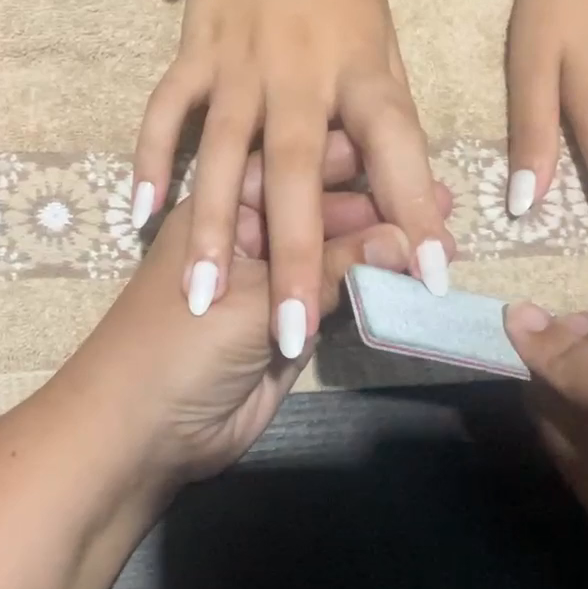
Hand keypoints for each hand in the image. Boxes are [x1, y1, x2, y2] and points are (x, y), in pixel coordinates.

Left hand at [80, 134, 452, 479]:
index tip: (408, 156)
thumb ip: (332, 267)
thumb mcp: (256, 297)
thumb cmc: (182, 341)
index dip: (352, 164)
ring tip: (444, 243)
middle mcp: (252, 236)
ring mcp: (272, 283)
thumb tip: (408, 238)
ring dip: (384, 252)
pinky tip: (414, 283)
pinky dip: (373, 292)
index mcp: (226, 206)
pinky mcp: (290, 327)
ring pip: (336, 257)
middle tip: (444, 205)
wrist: (143, 432)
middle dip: (380, 210)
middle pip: (323, 213)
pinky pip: (338, 300)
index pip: (294, 170)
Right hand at [133, 0, 453, 356]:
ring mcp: (240, 64)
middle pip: (301, 173)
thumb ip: (389, 112)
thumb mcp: (382, 40)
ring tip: (202, 296)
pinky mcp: (192, 55)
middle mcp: (302, 74)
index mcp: (362, 69)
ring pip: (226, 154)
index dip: (417, 212)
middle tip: (294, 330)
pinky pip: (167, 111)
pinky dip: (154, 156)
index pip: (398, 149)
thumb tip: (410, 187)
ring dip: (214, 228)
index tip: (432, 278)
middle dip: (299, 256)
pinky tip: (144, 209)